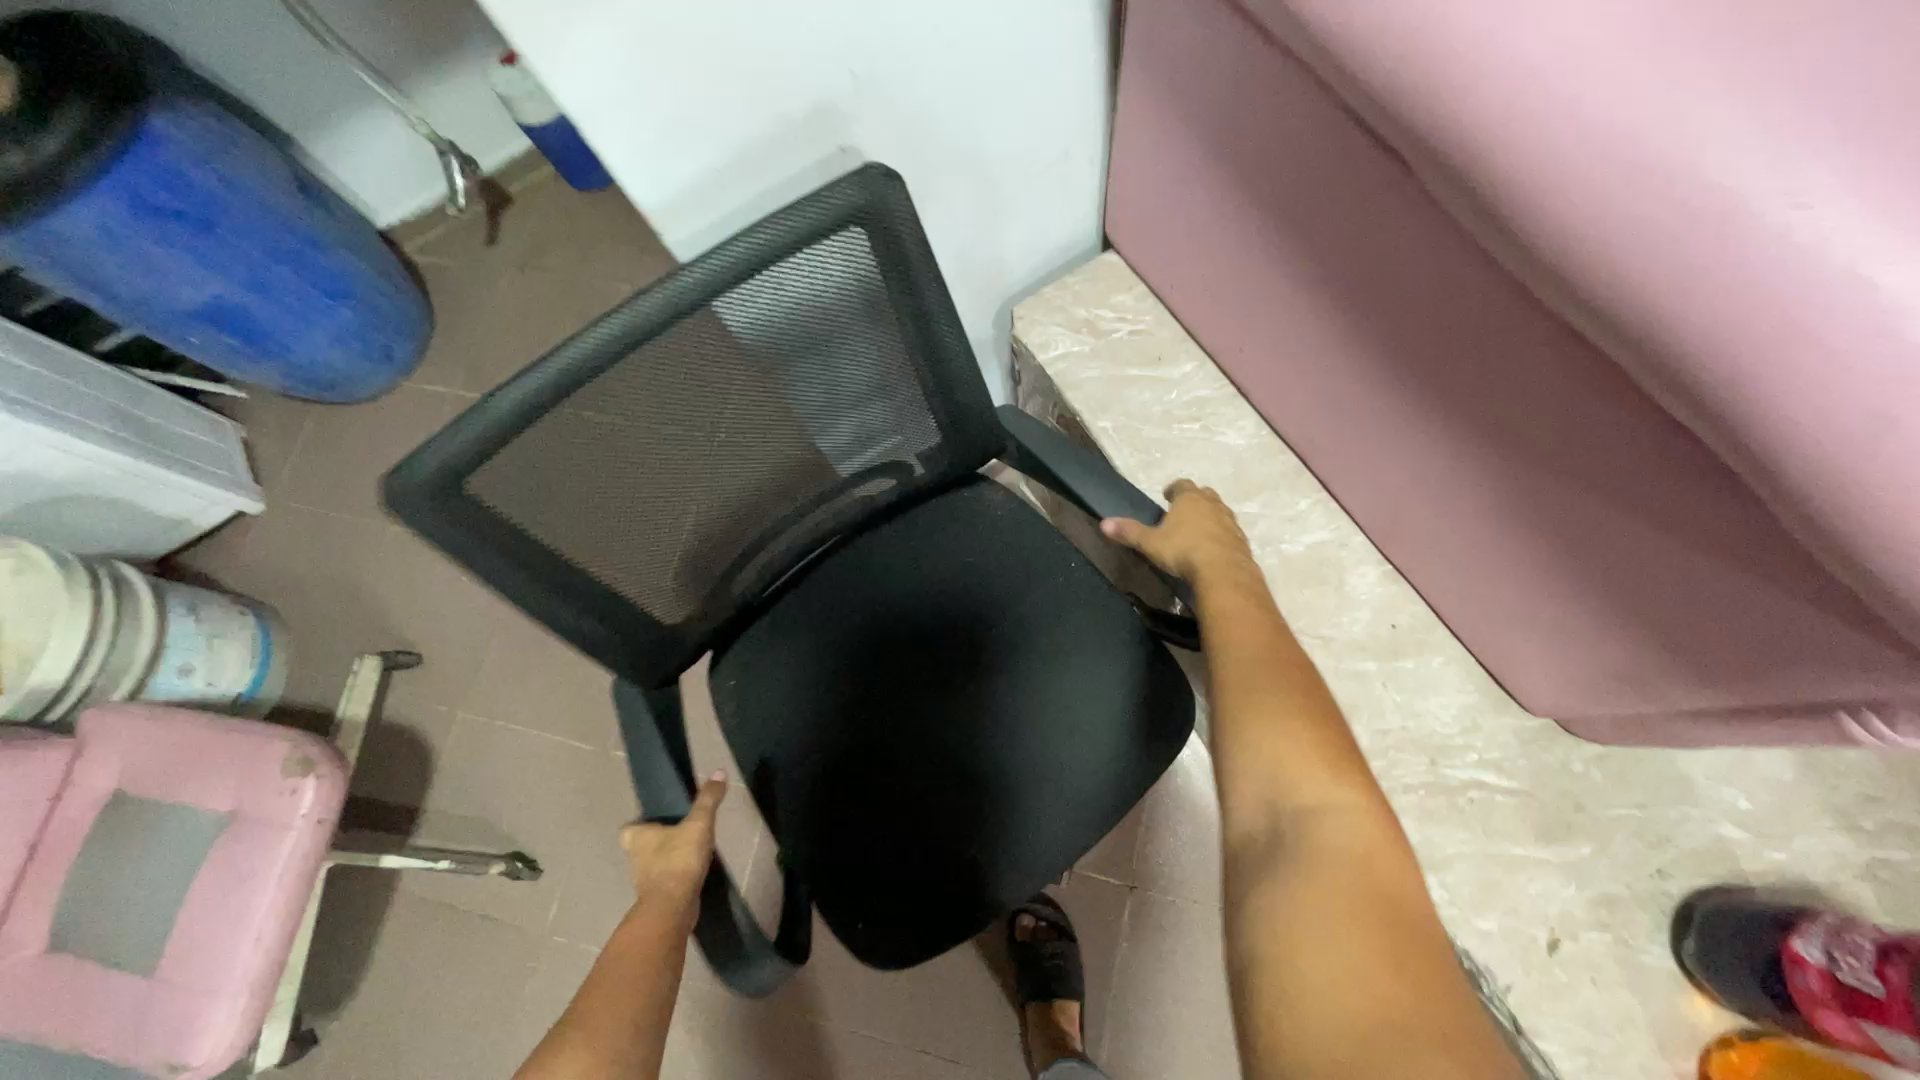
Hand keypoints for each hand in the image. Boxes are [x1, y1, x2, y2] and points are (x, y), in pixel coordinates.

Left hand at [619, 770, 725, 920]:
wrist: (672, 907)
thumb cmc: (678, 860)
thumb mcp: (699, 823)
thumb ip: (708, 799)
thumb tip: (719, 771)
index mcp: (636, 837)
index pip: (630, 828)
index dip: (642, 824)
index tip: (660, 821)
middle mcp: (633, 858)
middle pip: (642, 846)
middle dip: (658, 841)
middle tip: (680, 834)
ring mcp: (643, 880)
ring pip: (652, 864)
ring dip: (666, 859)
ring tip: (690, 853)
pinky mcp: (654, 896)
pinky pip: (663, 880)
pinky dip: (674, 877)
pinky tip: (691, 874)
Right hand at [1100, 479, 1256, 587]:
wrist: (1223, 572)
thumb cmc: (1182, 550)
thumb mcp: (1150, 543)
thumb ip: (1129, 532)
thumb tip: (1104, 523)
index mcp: (1189, 499)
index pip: (1181, 485)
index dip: (1173, 489)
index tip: (1166, 495)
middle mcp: (1212, 504)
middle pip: (1204, 494)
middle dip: (1194, 500)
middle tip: (1183, 511)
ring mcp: (1230, 521)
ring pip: (1220, 511)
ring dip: (1210, 517)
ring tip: (1198, 530)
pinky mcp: (1241, 540)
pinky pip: (1229, 532)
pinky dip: (1221, 535)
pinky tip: (1213, 548)